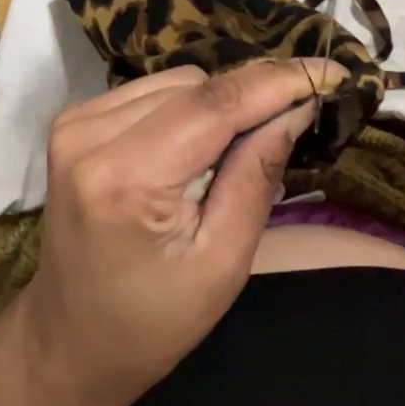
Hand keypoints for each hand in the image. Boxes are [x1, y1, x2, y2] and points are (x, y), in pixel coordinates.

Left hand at [12, 60, 325, 405]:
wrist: (72, 336)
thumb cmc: (153, 319)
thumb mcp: (222, 262)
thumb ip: (256, 174)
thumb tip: (297, 106)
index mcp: (124, 176)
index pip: (211, 104)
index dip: (275, 81)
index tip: (332, 69)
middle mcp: (88, 134)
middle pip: (191, 86)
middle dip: (249, 96)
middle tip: (296, 119)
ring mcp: (73, 123)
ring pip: (170, 82)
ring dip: (214, 103)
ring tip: (236, 148)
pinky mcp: (71, 122)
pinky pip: (145, 92)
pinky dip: (181, 108)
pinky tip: (194, 147)